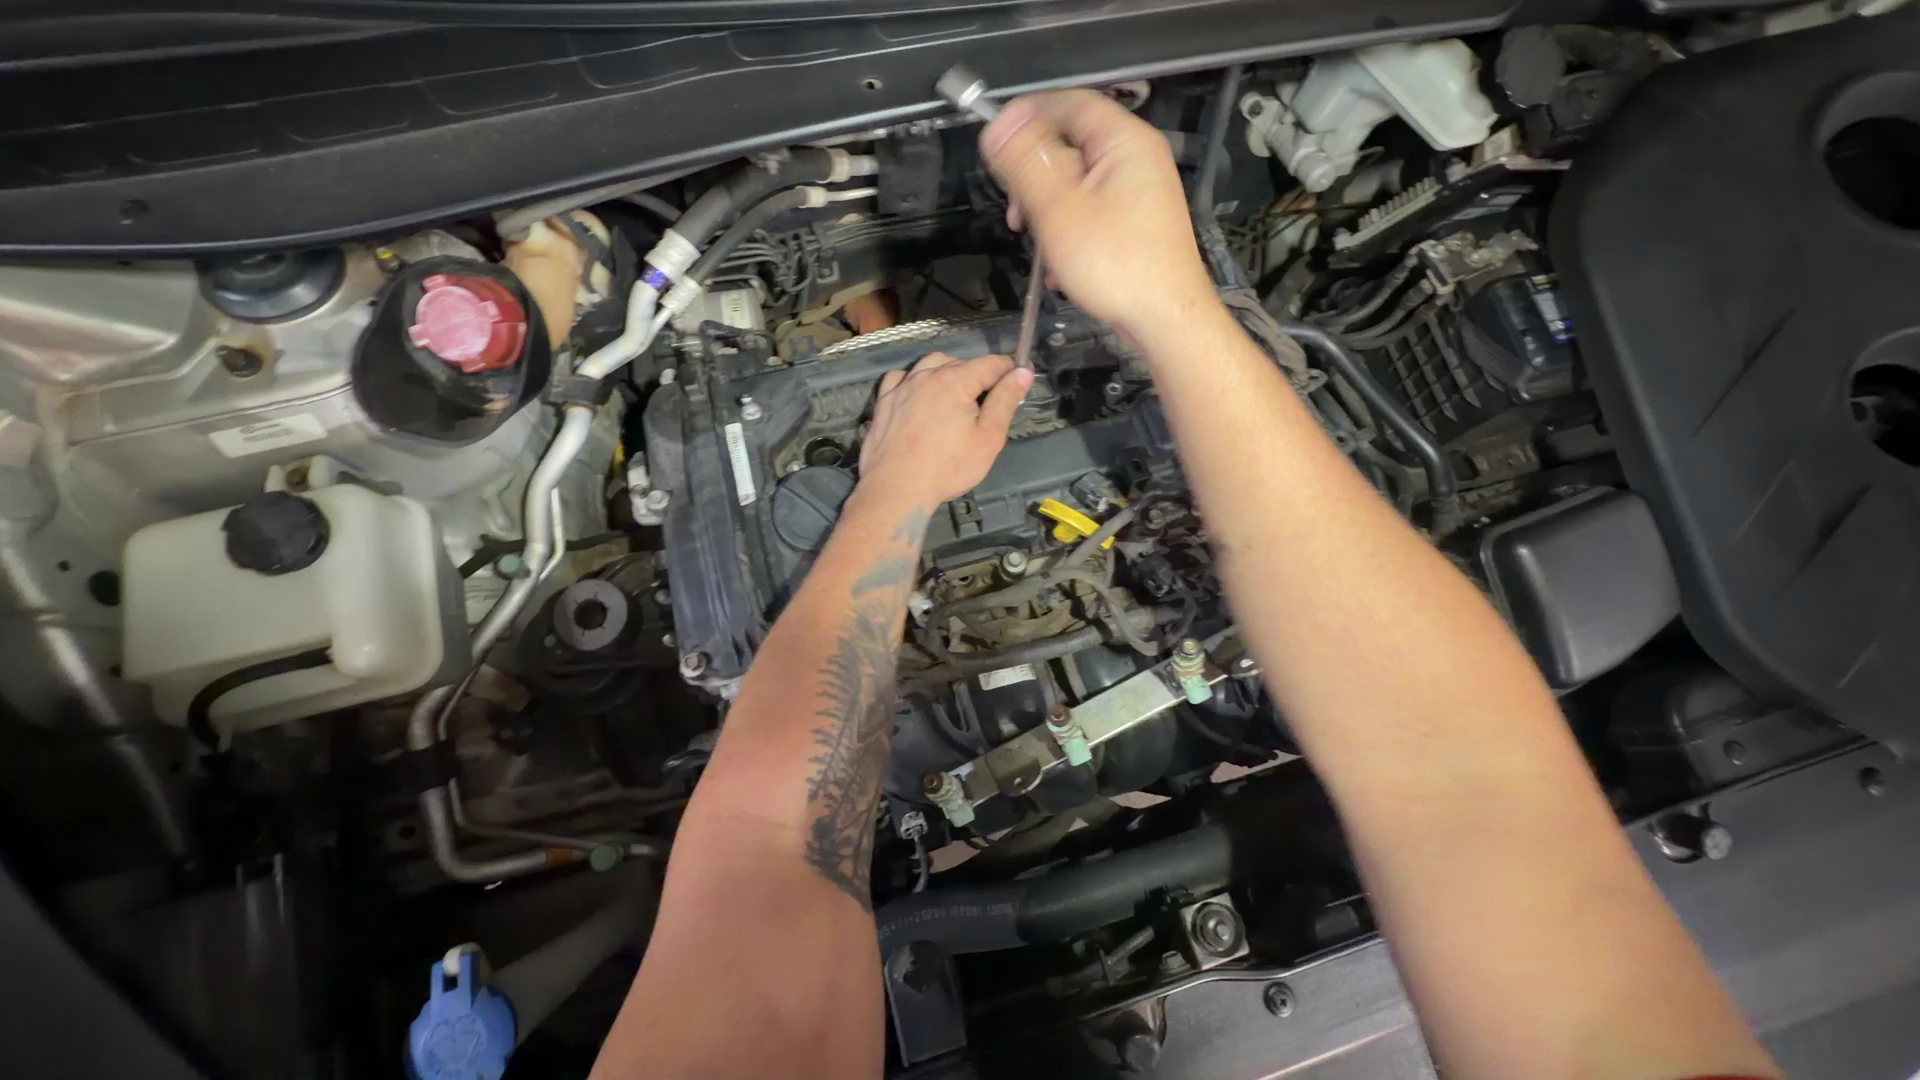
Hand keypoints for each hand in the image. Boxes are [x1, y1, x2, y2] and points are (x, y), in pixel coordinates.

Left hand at [858, 352, 1032, 506]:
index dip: (1008, 371)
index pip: (990, 364)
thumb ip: (1005, 401)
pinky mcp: (884, 401)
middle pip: (960, 362)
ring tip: (955, 395)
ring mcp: (902, 387)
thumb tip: (1023, 372)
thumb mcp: (988, 438)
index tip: (1018, 382)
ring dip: (947, 371)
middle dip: (978, 375)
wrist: (896, 489)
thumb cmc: (948, 468)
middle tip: (987, 400)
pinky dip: (915, 379)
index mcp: (956, 381)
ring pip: (929, 364)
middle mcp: (927, 375)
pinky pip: (901, 377)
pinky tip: (919, 394)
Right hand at [981, 90, 1218, 342]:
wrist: (1166, 321)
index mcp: (1123, 141)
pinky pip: (1092, 215)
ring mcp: (1139, 194)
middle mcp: (1137, 159)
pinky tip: (1058, 270)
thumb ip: (1026, 162)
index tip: (996, 144)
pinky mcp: (1135, 226)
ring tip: (1036, 246)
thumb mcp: (1059, 209)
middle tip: (1015, 211)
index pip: (1068, 103)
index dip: (1027, 116)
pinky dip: (1068, 235)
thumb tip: (1000, 123)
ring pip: (1077, 186)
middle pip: (1070, 146)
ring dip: (1047, 212)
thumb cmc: (1117, 266)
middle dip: (1034, 177)